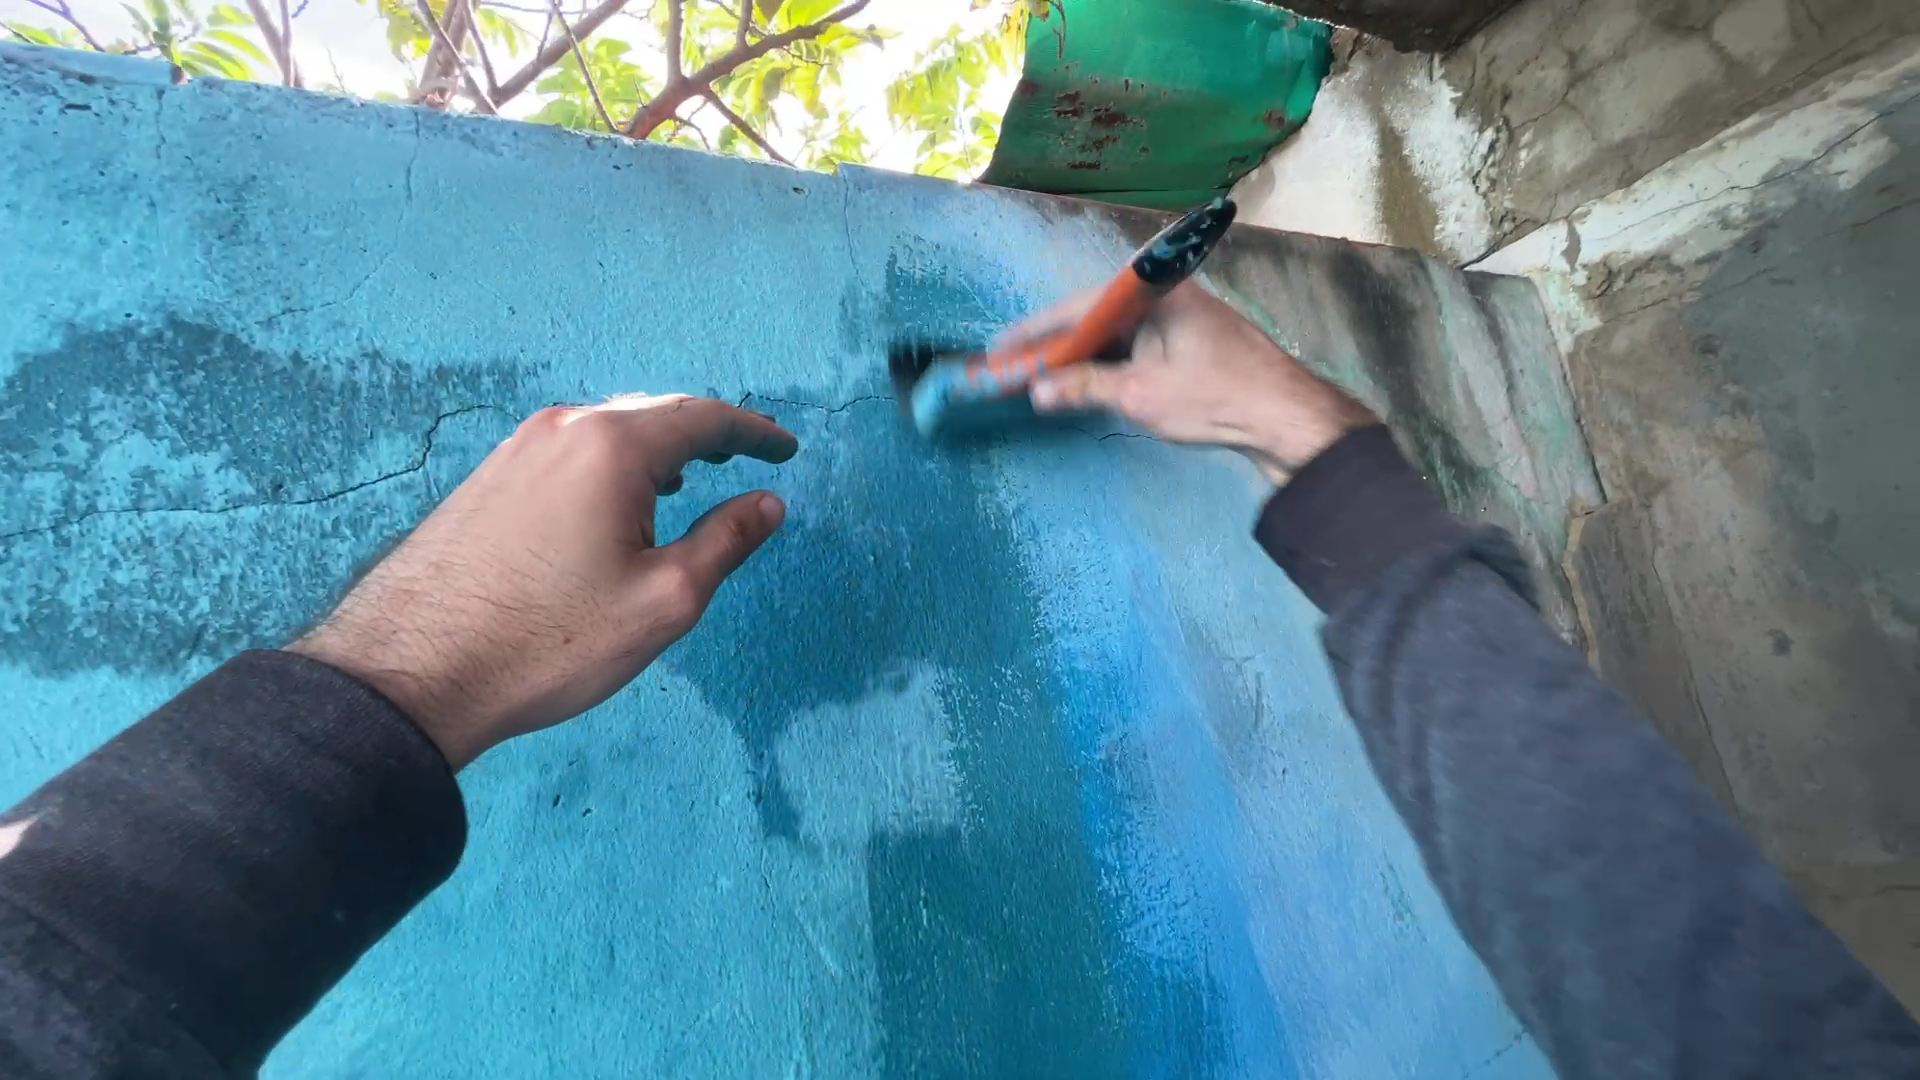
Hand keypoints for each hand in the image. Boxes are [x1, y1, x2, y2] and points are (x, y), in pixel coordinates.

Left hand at [288, 395, 798, 769]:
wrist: (408, 675)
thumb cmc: (556, 638)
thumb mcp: (668, 598)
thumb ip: (728, 540)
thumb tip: (769, 503)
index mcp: (614, 445)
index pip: (705, 418)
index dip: (756, 432)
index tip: (787, 448)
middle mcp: (565, 427)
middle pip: (658, 413)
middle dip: (712, 433)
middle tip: (750, 455)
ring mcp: (519, 447)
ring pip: (614, 429)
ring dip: (665, 446)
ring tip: (698, 472)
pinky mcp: (493, 475)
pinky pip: (578, 448)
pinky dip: (622, 461)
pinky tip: (628, 494)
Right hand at [1017, 281, 1375, 483]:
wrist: (1284, 416)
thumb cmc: (1214, 398)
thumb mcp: (1139, 395)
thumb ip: (1084, 388)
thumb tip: (1038, 392)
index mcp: (1151, 292)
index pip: (1076, 308)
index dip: (1033, 334)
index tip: (999, 352)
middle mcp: (1162, 294)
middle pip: (1093, 318)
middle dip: (1053, 346)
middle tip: (1014, 370)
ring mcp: (1177, 316)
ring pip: (1113, 334)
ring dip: (1080, 358)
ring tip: (1042, 379)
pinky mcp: (1186, 339)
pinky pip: (1133, 345)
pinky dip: (1107, 364)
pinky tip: (1085, 382)